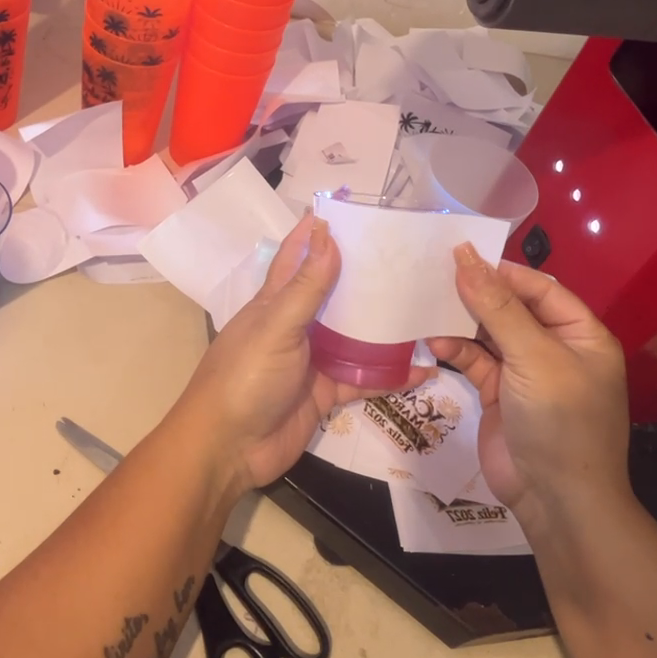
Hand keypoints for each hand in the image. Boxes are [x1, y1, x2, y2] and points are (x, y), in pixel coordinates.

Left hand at [168, 214, 426, 489]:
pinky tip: (424, 370)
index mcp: (276, 300)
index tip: (354, 208)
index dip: (319, 231)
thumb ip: (305, 286)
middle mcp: (296, 324)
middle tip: (411, 256)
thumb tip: (327, 233)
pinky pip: (365, 378)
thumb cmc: (245, 378)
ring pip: (355, 334)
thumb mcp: (276, 327)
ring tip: (428, 307)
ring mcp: (312, 359)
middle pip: (335, 292)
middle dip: (366, 274)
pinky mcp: (326, 392)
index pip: (297, 254)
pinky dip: (391, 375)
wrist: (228, 449)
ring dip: (385, 325)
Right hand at [428, 248, 631, 530]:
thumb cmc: (560, 420)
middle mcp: (555, 348)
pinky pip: (475, 361)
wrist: (557, 500)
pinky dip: (455, 349)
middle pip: (511, 307)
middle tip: (433, 273)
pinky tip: (432, 340)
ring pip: (488, 333)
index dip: (502, 271)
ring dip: (460, 321)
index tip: (459, 255)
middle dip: (476, 293)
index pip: (539, 288)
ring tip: (425, 304)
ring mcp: (525, 373)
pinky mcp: (499, 394)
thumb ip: (497, 307)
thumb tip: (465, 258)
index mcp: (581, 334)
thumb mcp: (533, 357)